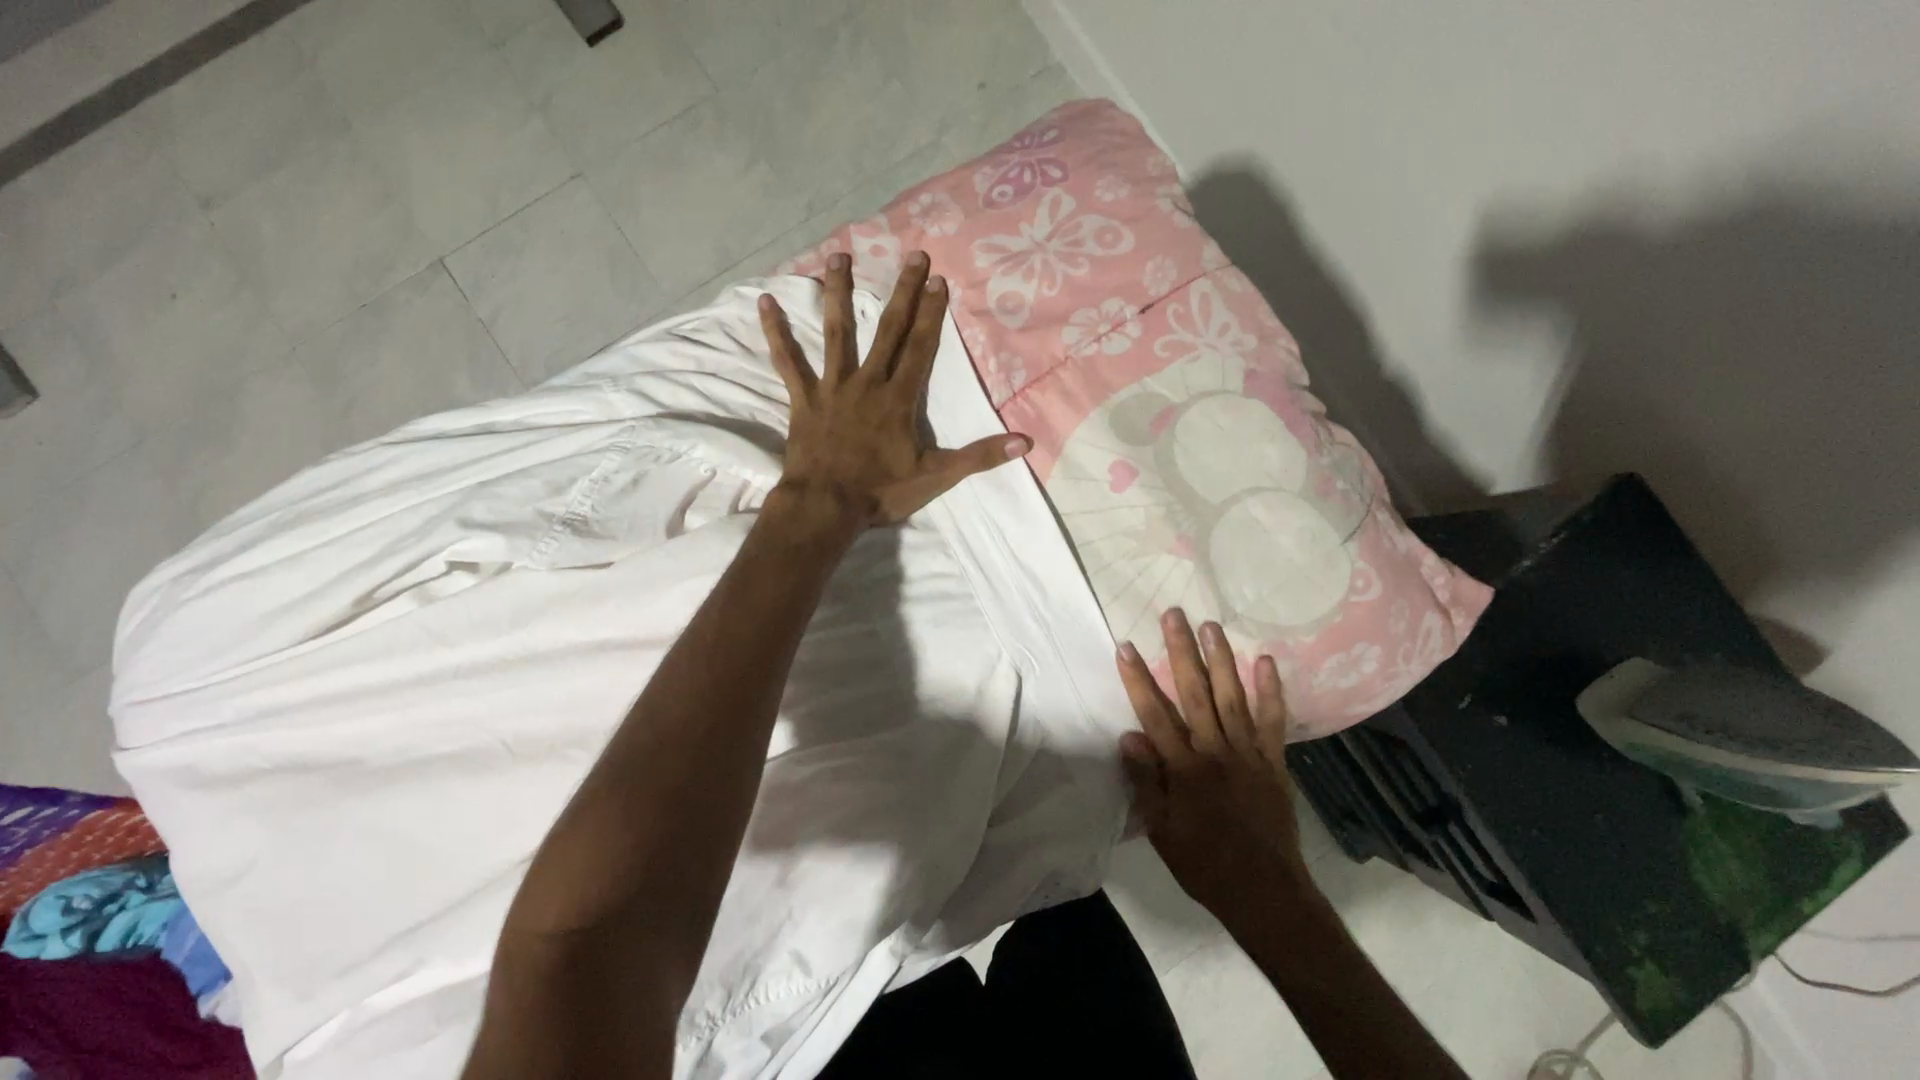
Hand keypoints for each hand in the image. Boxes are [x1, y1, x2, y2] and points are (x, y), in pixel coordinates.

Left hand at [758, 251, 1031, 527]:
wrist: (825, 507)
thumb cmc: (881, 492)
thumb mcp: (936, 477)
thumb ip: (979, 456)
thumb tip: (1024, 442)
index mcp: (899, 399)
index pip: (921, 348)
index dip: (932, 314)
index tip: (939, 281)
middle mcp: (867, 383)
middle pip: (887, 330)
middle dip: (903, 292)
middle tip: (913, 256)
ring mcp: (832, 387)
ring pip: (835, 332)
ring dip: (838, 293)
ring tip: (840, 257)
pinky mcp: (803, 399)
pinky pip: (787, 361)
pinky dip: (776, 333)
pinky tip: (764, 302)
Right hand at [1117, 609, 1308, 920]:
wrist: (1264, 891)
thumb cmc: (1203, 863)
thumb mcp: (1161, 831)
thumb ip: (1146, 782)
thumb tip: (1130, 735)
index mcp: (1182, 769)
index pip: (1154, 714)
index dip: (1138, 678)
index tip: (1126, 646)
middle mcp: (1214, 752)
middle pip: (1194, 693)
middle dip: (1181, 651)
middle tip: (1173, 614)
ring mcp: (1248, 754)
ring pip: (1231, 697)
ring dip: (1220, 659)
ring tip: (1210, 625)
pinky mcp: (1274, 762)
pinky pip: (1272, 721)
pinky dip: (1270, 690)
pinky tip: (1266, 662)